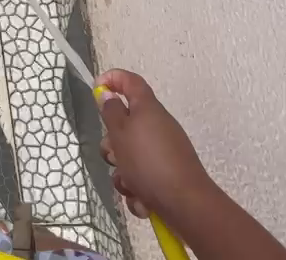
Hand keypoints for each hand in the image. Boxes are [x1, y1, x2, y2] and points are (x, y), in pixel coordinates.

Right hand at [96, 69, 216, 222]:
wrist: (188, 206)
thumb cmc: (148, 162)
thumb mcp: (120, 132)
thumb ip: (110, 111)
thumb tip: (108, 94)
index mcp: (148, 109)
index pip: (130, 81)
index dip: (112, 78)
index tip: (97, 89)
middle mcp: (157, 127)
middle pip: (126, 125)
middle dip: (112, 142)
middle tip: (112, 155)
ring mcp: (165, 153)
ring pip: (131, 155)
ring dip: (124, 172)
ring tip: (128, 186)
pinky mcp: (168, 177)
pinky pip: (144, 177)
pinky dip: (138, 190)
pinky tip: (142, 202)